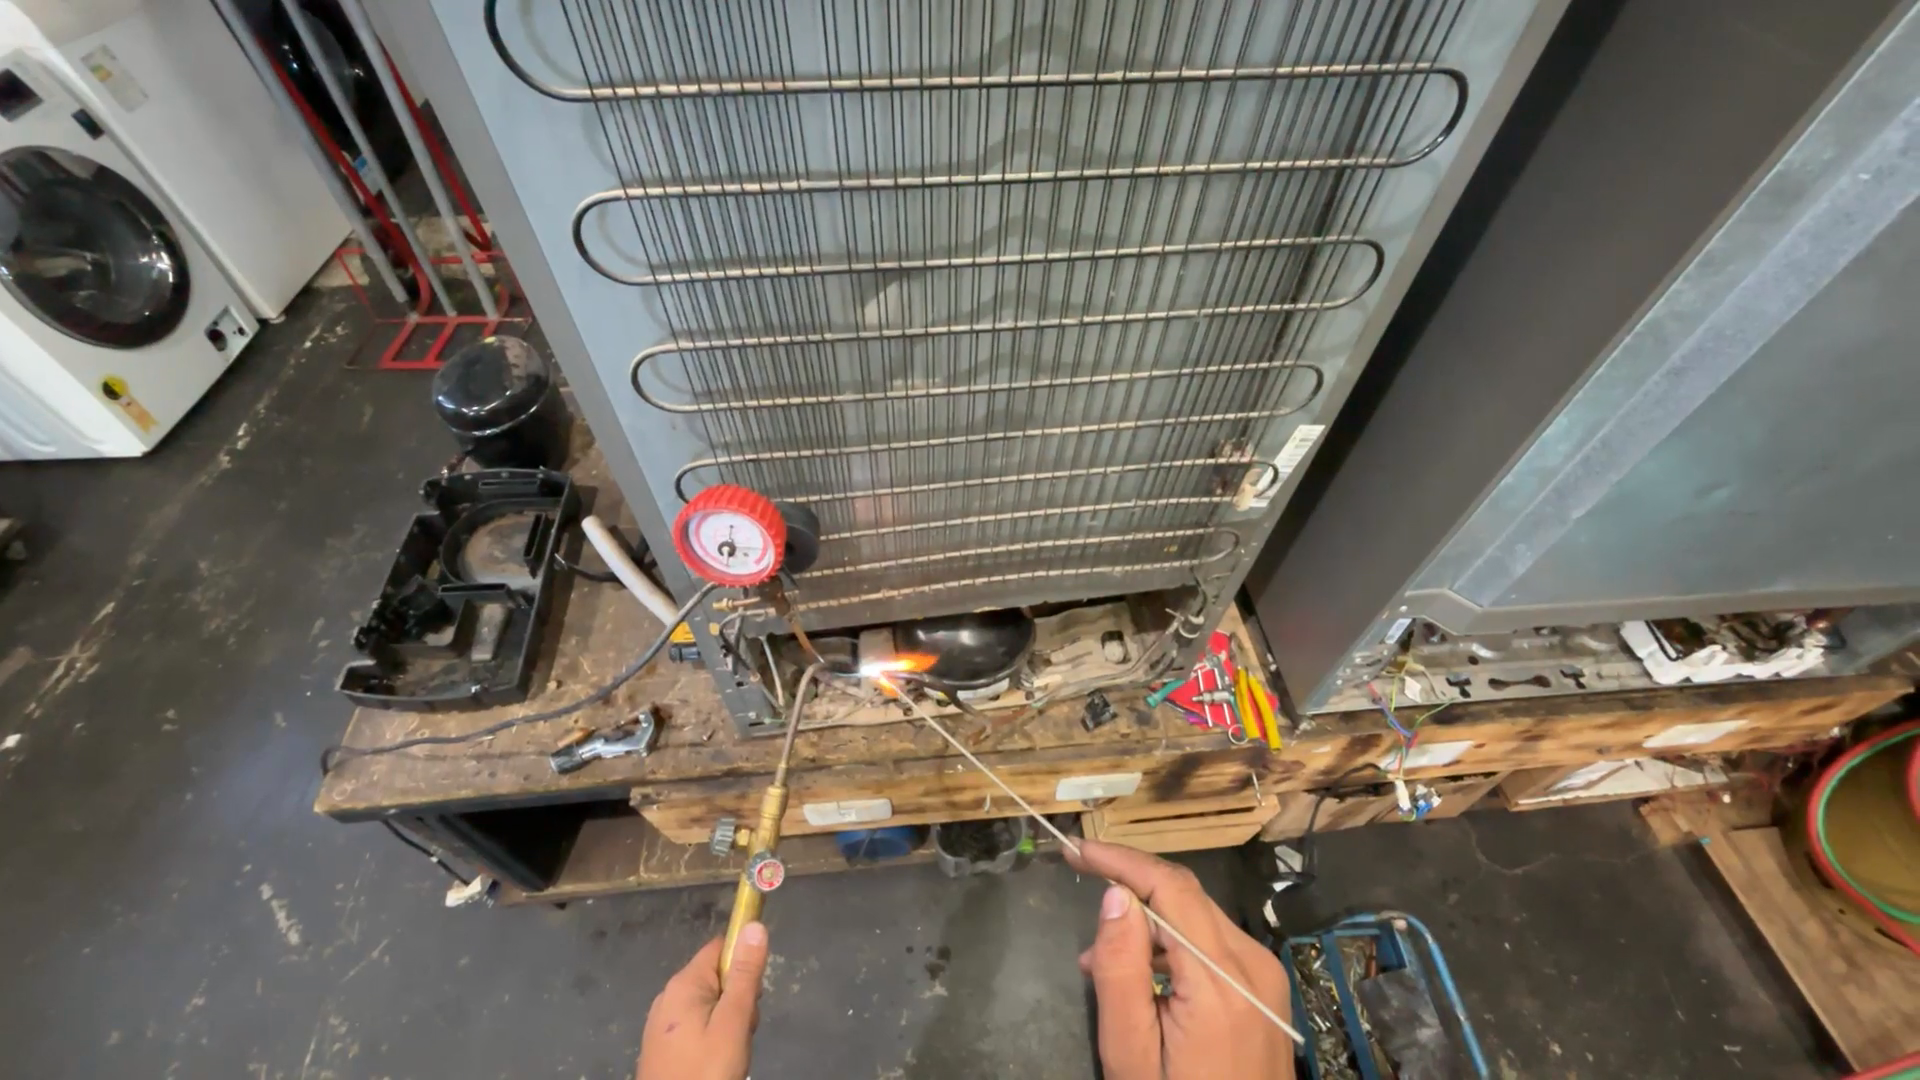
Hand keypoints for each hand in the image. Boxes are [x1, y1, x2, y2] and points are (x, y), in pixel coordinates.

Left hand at [635, 922, 768, 1079]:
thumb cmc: (704, 1071)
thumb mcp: (733, 1022)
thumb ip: (745, 974)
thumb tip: (754, 925)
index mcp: (684, 984)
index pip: (722, 947)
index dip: (744, 963)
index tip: (754, 993)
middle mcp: (669, 996)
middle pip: (718, 978)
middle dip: (739, 1000)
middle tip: (742, 1032)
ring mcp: (663, 1023)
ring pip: (711, 1005)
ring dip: (729, 1023)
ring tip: (731, 1053)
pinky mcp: (663, 1046)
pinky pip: (698, 1026)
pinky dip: (713, 1039)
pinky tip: (717, 1063)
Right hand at [1067, 839, 1294, 1079]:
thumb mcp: (1131, 1052)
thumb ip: (1121, 970)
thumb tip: (1115, 895)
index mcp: (1222, 982)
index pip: (1170, 888)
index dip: (1121, 860)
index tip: (1076, 851)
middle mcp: (1252, 964)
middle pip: (1185, 894)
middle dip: (1129, 883)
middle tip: (1079, 881)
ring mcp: (1264, 976)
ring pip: (1196, 914)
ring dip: (1146, 916)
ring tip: (1097, 956)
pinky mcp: (1264, 990)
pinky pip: (1210, 941)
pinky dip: (1170, 941)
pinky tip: (1138, 972)